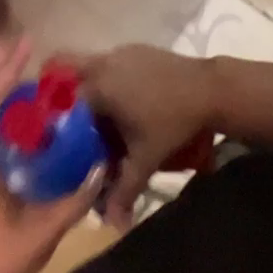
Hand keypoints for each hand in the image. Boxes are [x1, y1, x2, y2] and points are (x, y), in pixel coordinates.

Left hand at [0, 37, 102, 272]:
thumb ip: (74, 199)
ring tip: (11, 50)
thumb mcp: (48, 225)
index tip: (22, 52)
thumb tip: (101, 164)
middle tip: (18, 39)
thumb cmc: (14, 249)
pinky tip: (21, 91)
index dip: (6, 78)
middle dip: (2, 68)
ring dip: (0, 79)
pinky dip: (6, 100)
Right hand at [75, 45, 217, 228]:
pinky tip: (128, 99)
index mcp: (97, 87)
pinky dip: (111, 78)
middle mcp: (101, 63)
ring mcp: (119, 52)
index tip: (71, 139)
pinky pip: (111, 63)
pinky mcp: (135, 48)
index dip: (65, 122)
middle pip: (70, 72)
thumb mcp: (146, 158)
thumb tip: (112, 224)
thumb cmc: (171, 122)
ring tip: (106, 115)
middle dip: (69, 93)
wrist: (208, 88)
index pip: (66, 104)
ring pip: (92, 67)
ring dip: (92, 87)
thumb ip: (124, 190)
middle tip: (79, 120)